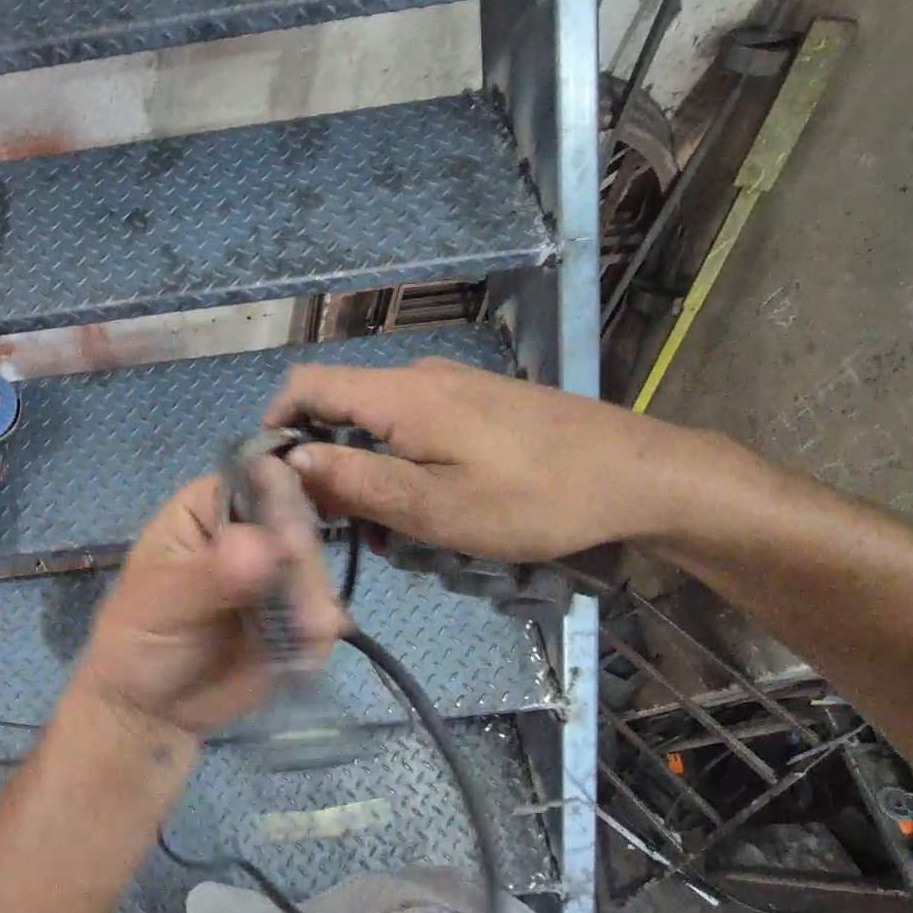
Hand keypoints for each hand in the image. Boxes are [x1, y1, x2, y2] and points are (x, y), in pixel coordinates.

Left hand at [73, 467, 348, 738]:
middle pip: (301, 524)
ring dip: (312, 607)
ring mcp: (278, 572)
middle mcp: (250, 529)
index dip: (282, 504)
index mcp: (209, 506)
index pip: (260, 480)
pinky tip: (293, 657)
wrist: (153, 708)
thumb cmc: (140, 639)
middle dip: (301, 568)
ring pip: (320, 571)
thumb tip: (260, 546)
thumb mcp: (164, 603)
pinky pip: (326, 616)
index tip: (288, 545)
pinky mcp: (297, 615)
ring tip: (290, 639)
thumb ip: (212, 575)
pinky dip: (316, 639)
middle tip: (293, 609)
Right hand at [264, 358, 734, 561]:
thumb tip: (289, 460)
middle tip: (341, 526)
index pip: (307, 384)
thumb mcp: (433, 507)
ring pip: (378, 426)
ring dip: (367, 475)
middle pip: (340, 409)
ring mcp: (452, 389)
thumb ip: (354, 482)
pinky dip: (402, 468)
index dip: (275, 423)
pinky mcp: (479, 405)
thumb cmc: (533, 497)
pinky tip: (432, 510)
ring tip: (392, 533)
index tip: (270, 477)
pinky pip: (415, 431)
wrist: (642, 476)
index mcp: (399, 397)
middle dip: (325, 465)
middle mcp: (418, 379)